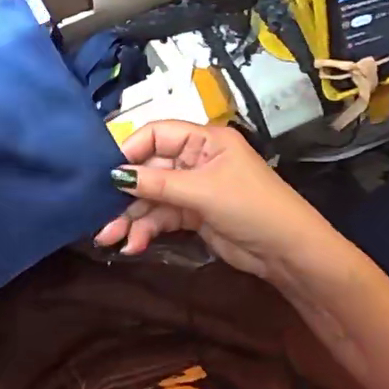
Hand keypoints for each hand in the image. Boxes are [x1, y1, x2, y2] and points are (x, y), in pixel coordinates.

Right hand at [93, 121, 343, 281]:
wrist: (290, 253)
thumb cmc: (252, 208)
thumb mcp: (203, 192)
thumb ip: (157, 183)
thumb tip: (115, 175)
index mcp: (204, 140)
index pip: (156, 135)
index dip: (130, 151)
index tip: (104, 173)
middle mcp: (195, 159)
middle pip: (148, 170)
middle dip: (124, 194)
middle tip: (99, 214)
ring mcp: (193, 188)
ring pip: (151, 198)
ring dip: (130, 218)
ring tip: (110, 239)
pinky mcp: (192, 214)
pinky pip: (160, 217)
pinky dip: (146, 230)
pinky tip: (133, 246)